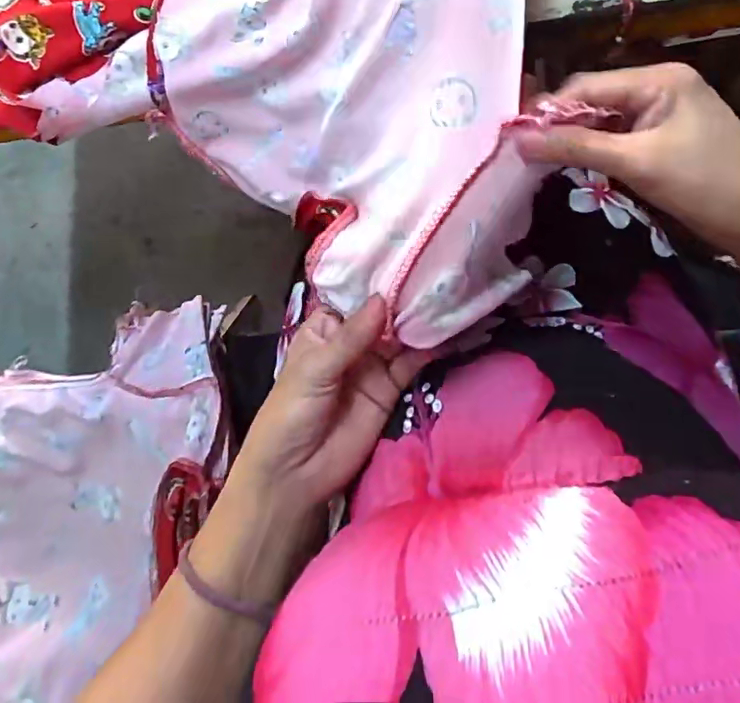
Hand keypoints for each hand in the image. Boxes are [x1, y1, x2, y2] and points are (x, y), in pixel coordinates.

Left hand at [229, 297, 434, 522]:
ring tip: (449, 300)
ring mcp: (372, 365)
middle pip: (383, 316)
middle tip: (439, 278)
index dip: (379, 283)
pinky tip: (448, 334)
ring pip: (401, 338)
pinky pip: (412, 364)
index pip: (355, 298)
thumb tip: (383, 299)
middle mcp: (351, 342)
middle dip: (406, 301)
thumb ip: (351, 338)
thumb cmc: (290, 413)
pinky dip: (429, 351)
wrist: (295, 476)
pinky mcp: (389, 389)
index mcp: (325, 329)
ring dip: (421, 323)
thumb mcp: (315, 370)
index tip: (409, 262)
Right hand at [516, 63, 739, 251]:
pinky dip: (597, 151)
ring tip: (543, 162)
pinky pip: (620, 139)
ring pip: (605, 122)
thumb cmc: (708, 184)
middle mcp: (660, 87)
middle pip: (595, 101)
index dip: (549, 109)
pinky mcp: (666, 141)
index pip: (587, 86)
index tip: (514, 136)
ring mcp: (665, 115)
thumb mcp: (637, 162)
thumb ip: (576, 146)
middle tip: (524, 153)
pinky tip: (576, 166)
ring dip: (577, 140)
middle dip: (561, 125)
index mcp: (659, 78)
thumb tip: (519, 139)